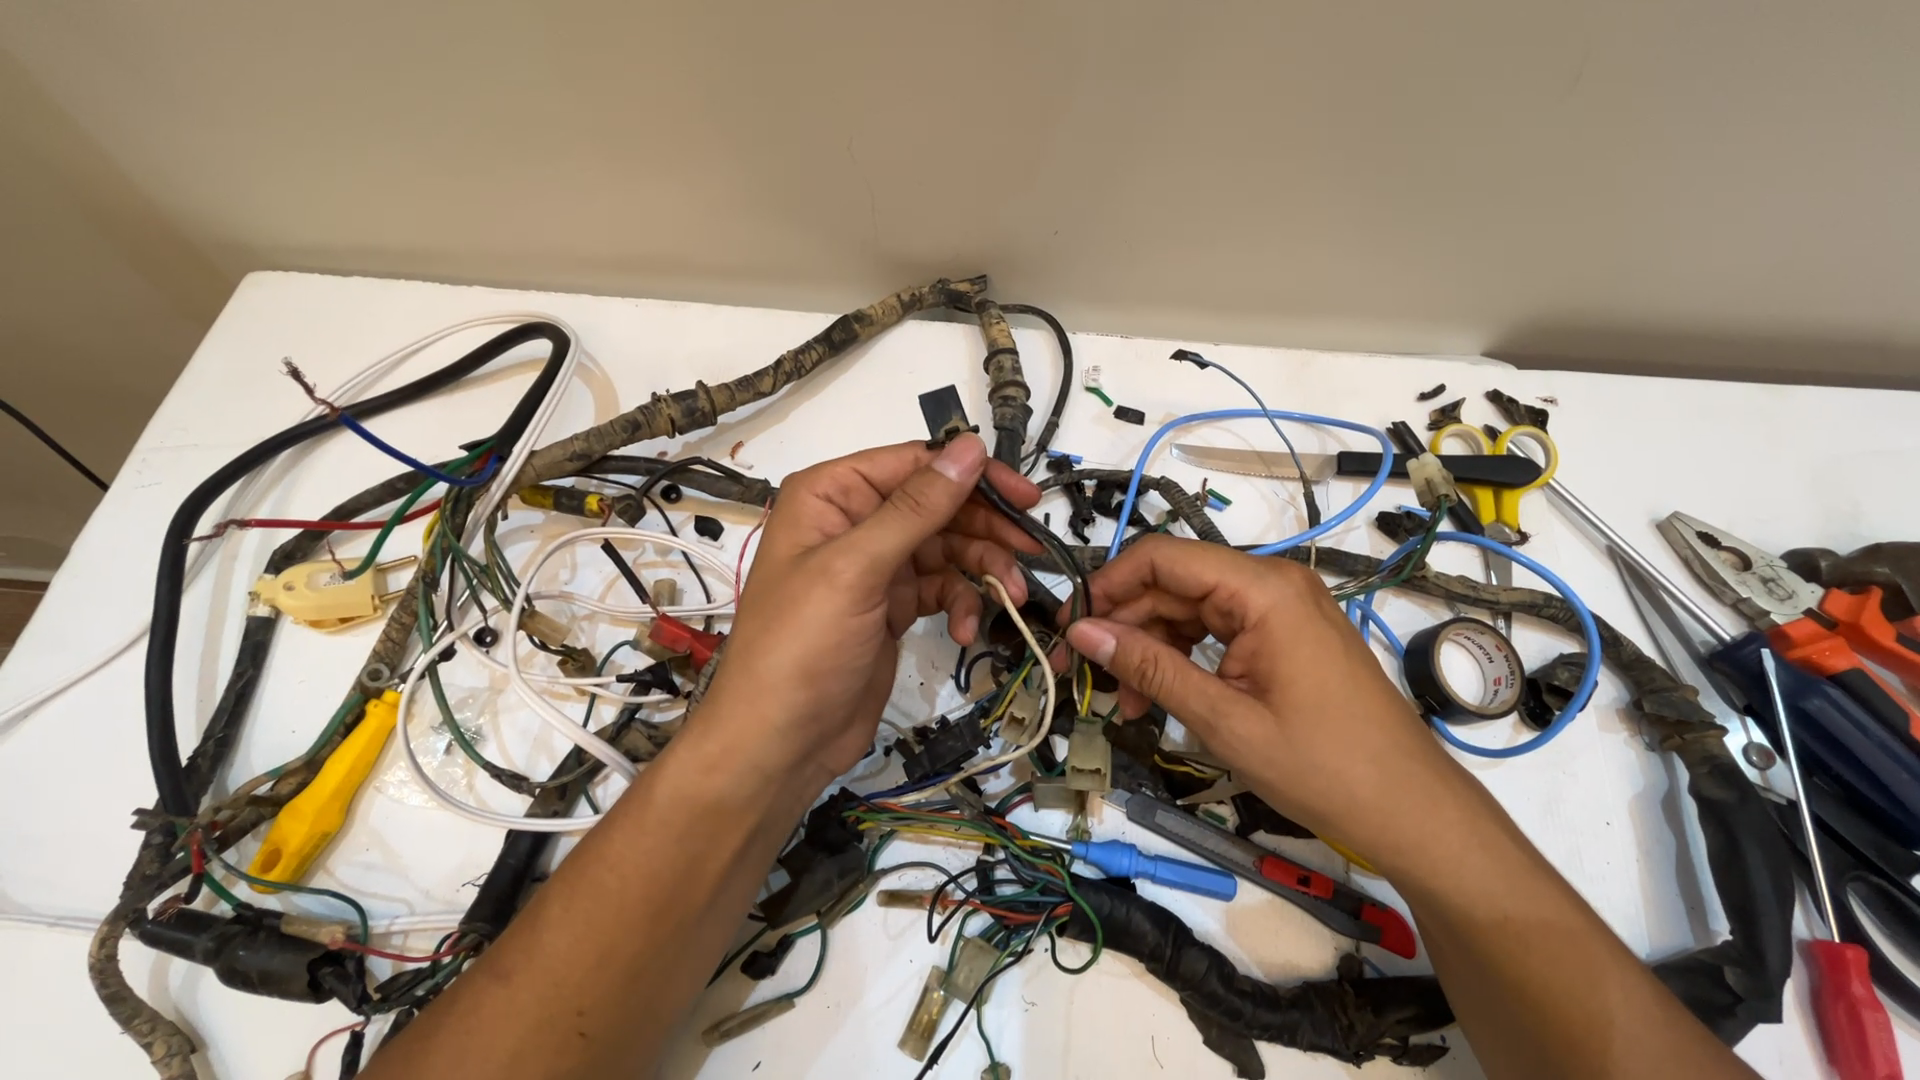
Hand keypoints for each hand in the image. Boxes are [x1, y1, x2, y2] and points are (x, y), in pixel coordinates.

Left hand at [699, 434, 1041, 786]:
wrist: (781, 742)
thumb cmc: (803, 645)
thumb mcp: (857, 569)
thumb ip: (917, 507)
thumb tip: (971, 446)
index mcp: (833, 495)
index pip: (915, 465)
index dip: (972, 476)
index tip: (1025, 498)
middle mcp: (855, 521)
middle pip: (938, 506)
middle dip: (984, 529)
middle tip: (1031, 550)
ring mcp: (875, 567)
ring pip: (946, 548)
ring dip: (981, 570)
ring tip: (1009, 597)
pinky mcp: (891, 607)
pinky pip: (940, 589)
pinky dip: (958, 605)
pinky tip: (964, 632)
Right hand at [1062, 535, 1475, 873]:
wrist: (1411, 811)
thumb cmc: (1321, 766)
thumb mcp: (1223, 718)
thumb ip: (1150, 667)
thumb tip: (1082, 631)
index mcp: (1262, 589)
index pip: (1163, 557)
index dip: (1108, 586)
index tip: (1071, 629)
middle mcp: (1271, 583)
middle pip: (1173, 584)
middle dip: (1124, 626)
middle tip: (1084, 675)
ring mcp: (1280, 609)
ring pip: (1189, 610)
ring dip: (1149, 650)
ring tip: (1123, 703)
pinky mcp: (1283, 636)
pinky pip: (1216, 632)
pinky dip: (1182, 661)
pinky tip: (1157, 699)